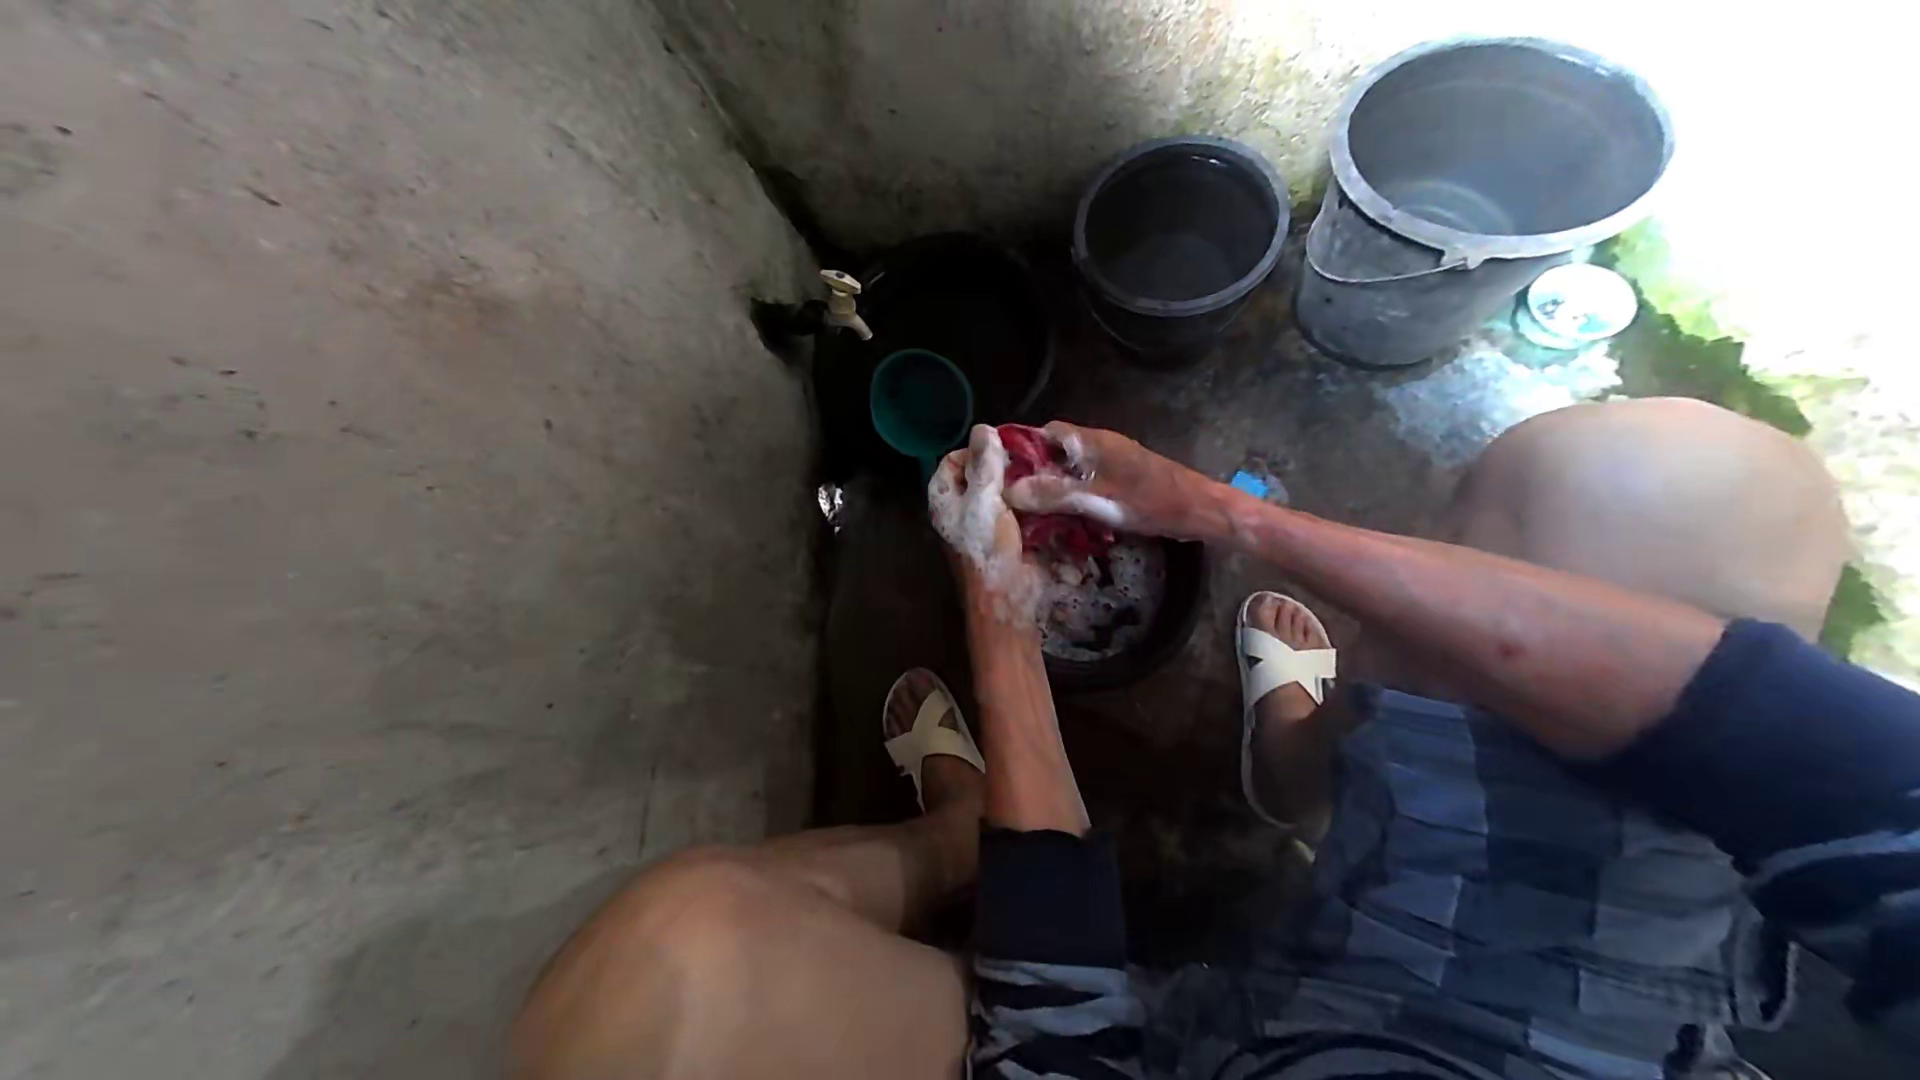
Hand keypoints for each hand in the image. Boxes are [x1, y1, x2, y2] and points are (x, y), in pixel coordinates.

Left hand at [928, 425, 1038, 614]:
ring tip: (1044, 467)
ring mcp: (986, 521)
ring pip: (1003, 488)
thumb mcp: (983, 500)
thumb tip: (983, 428)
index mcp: (945, 498)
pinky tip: (1050, 487)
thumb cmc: (986, 548)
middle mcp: (962, 507)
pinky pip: (1019, 506)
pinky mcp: (1009, 532)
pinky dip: (1032, 497)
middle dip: (1004, 463)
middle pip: (981, 472)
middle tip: (1030, 454)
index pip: (954, 460)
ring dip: (1022, 480)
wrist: (1007, 596)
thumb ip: (984, 464)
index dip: (977, 450)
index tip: (1004, 447)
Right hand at [1002, 421, 1220, 539]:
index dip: (1021, 445)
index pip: (1045, 431)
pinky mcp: (1121, 478)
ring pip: (1071, 467)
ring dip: (1052, 483)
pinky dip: (1071, 493)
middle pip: (1055, 450)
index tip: (999, 467)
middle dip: (1033, 469)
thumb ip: (1052, 494)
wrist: (1198, 509)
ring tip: (1029, 508)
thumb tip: (1009, 493)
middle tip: (1010, 495)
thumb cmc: (1148, 500)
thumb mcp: (1096, 500)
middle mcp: (1099, 445)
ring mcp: (1112, 461)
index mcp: (1091, 441)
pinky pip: (1086, 480)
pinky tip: (1062, 514)